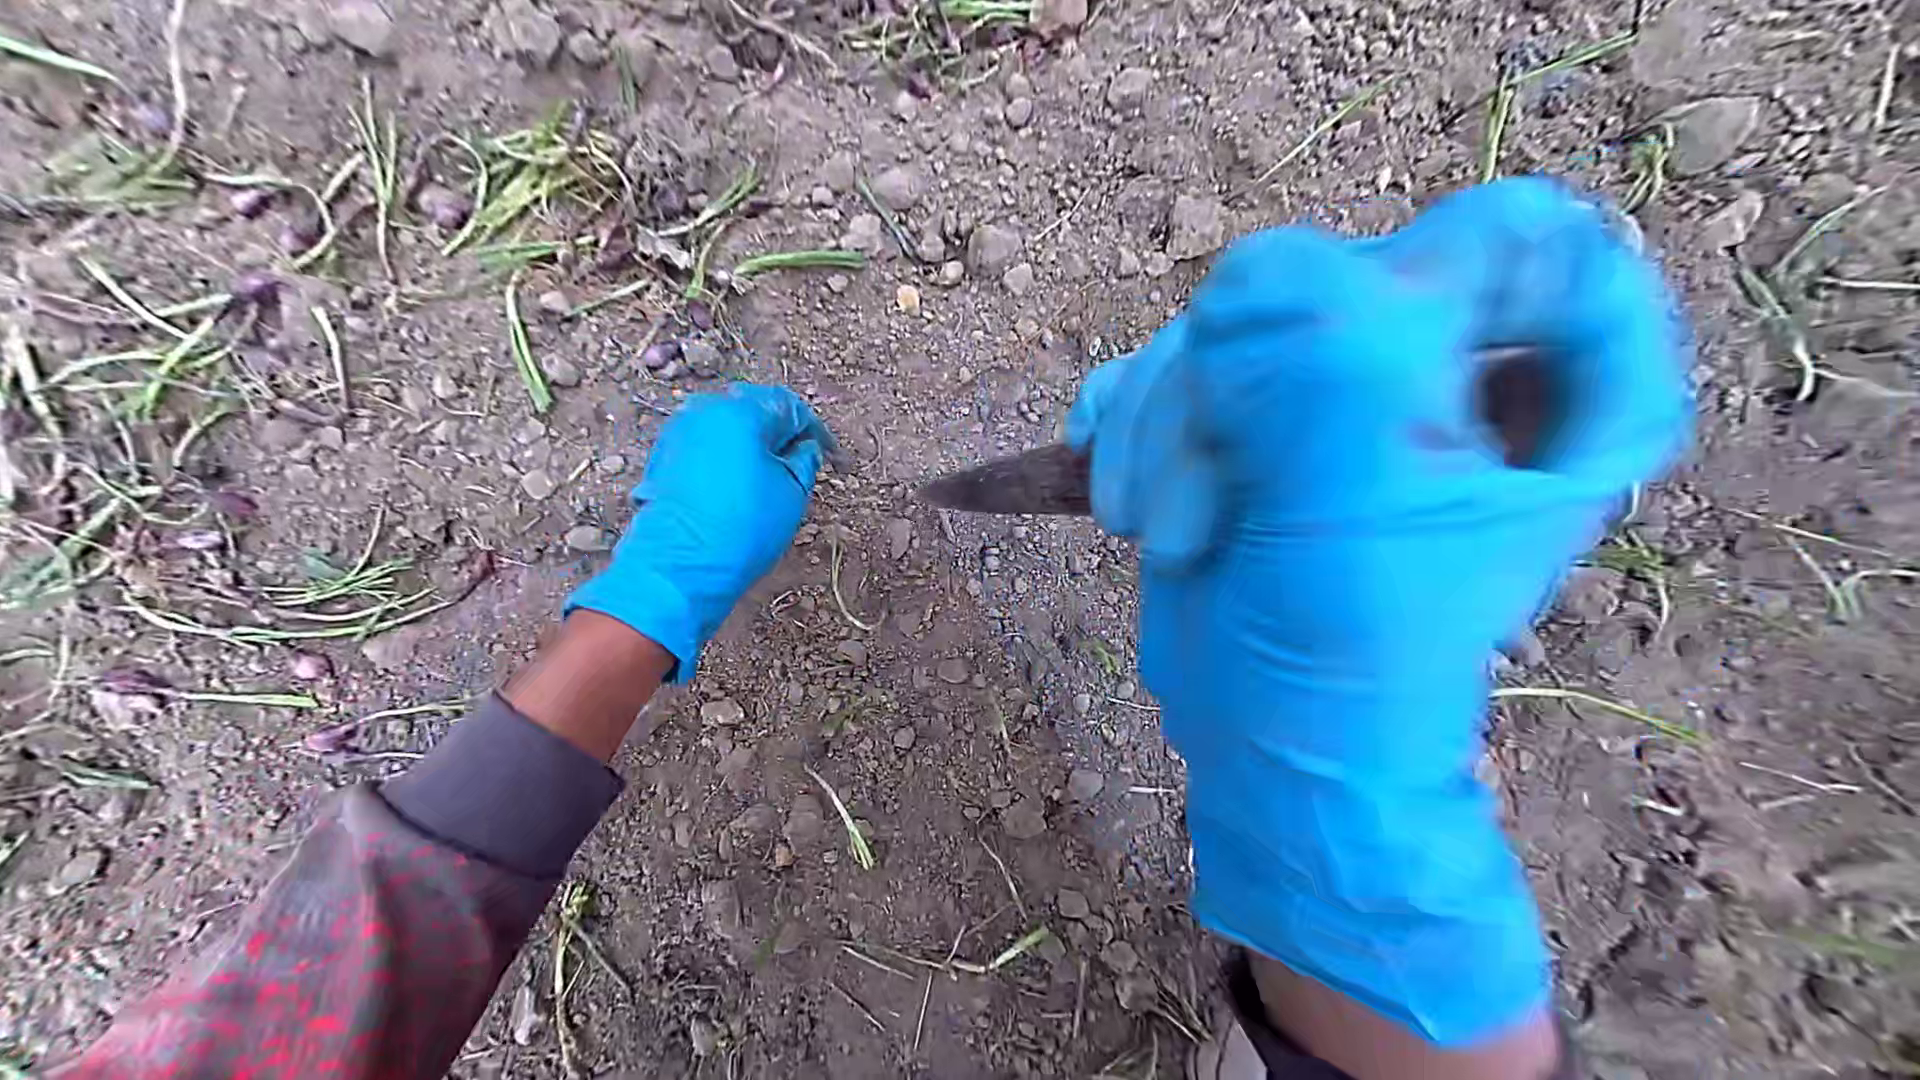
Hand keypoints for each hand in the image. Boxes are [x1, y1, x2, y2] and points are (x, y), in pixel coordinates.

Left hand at [566, 383, 829, 681]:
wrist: (682, 566)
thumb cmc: (743, 526)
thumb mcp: (792, 491)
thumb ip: (805, 459)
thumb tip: (805, 448)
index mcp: (742, 411)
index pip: (790, 407)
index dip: (815, 431)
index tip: (829, 454)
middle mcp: (705, 412)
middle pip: (755, 411)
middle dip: (781, 435)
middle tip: (801, 463)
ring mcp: (678, 433)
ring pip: (728, 429)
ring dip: (752, 447)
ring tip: (770, 478)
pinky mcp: (663, 458)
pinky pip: (706, 447)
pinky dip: (727, 459)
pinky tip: (740, 487)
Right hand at [1066, 179, 1689, 1044]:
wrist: (1278, 741)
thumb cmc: (1343, 675)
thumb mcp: (1350, 539)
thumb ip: (1322, 390)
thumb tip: (1259, 278)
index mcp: (1523, 394)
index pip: (1526, 247)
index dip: (1442, 277)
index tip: (1348, 376)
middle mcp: (1421, 383)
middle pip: (1303, 301)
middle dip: (1224, 391)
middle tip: (1191, 496)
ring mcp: (1313, 409)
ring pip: (1209, 347)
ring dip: (1158, 426)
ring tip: (1157, 519)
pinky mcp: (1232, 439)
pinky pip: (1163, 386)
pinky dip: (1126, 430)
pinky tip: (1126, 491)